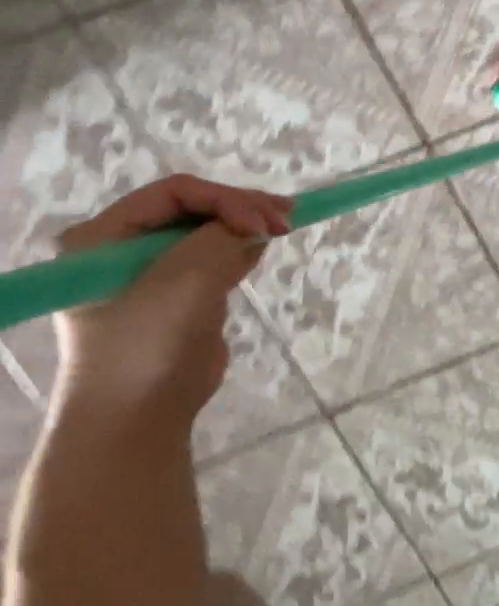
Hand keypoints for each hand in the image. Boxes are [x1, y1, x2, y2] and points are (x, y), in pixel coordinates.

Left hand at [54, 177, 291, 421]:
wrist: (139, 411)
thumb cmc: (148, 342)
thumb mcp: (186, 282)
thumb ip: (220, 240)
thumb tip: (257, 223)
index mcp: (102, 239)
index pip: (174, 193)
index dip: (226, 200)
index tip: (266, 224)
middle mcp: (120, 248)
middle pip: (192, 207)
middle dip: (242, 209)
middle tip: (289, 220)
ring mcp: (149, 271)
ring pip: (207, 229)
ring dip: (247, 225)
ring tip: (284, 230)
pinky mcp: (176, 292)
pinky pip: (212, 254)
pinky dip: (241, 247)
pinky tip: (264, 247)